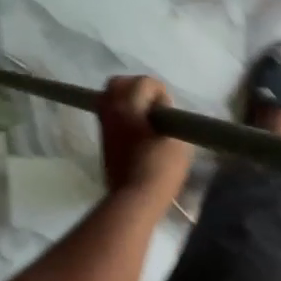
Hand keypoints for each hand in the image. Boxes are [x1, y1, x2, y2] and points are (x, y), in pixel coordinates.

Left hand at [97, 75, 192, 199]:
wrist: (135, 198)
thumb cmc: (160, 168)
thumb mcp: (177, 139)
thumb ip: (169, 118)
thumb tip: (159, 111)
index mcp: (129, 106)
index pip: (144, 82)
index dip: (159, 92)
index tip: (167, 111)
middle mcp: (111, 110)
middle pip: (117, 83)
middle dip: (137, 88)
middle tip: (153, 105)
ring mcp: (104, 125)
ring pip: (109, 98)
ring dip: (127, 101)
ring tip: (144, 118)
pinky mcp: (104, 140)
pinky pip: (110, 115)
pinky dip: (122, 115)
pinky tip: (137, 130)